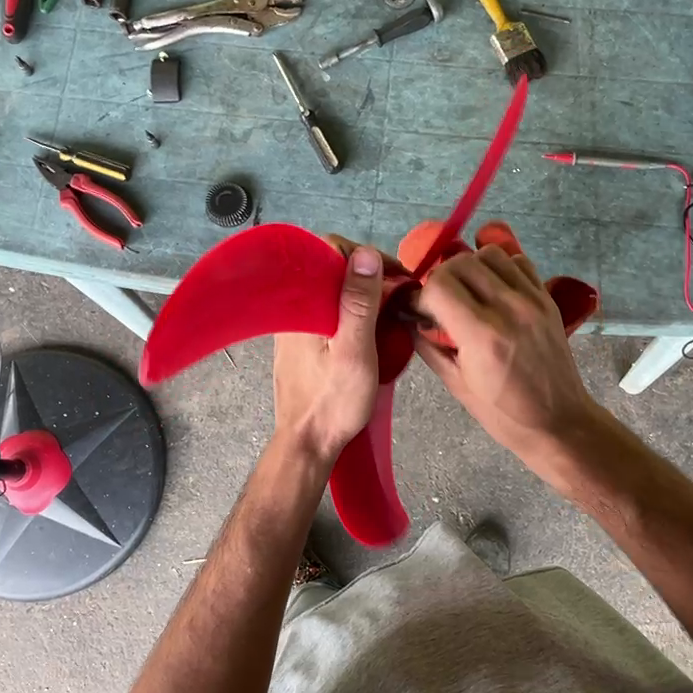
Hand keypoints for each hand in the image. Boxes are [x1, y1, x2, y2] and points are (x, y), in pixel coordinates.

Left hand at [272, 239, 387, 464]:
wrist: (307, 444)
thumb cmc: (333, 402)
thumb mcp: (355, 352)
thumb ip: (359, 303)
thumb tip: (367, 253)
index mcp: (302, 302)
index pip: (330, 249)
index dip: (367, 256)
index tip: (397, 278)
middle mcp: (293, 306)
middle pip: (332, 267)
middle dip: (368, 276)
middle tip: (400, 297)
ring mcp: (295, 324)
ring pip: (331, 289)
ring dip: (363, 295)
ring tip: (391, 314)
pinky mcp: (300, 340)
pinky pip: (328, 311)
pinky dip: (352, 312)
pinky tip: (372, 331)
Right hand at [412, 240, 601, 457]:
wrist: (558, 421)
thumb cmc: (503, 413)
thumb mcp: (456, 385)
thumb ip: (429, 347)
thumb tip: (411, 319)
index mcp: (482, 335)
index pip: (439, 285)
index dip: (423, 295)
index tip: (422, 312)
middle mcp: (508, 309)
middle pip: (461, 262)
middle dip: (442, 278)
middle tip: (441, 301)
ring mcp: (532, 300)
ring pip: (490, 254)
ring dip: (471, 267)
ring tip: (468, 292)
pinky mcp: (547, 298)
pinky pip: (519, 262)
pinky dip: (501, 268)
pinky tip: (494, 290)